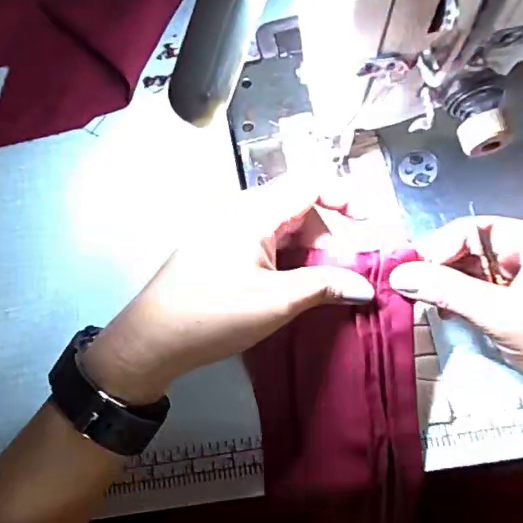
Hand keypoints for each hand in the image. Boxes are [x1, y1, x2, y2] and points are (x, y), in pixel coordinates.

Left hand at [81, 179, 375, 403]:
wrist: (153, 340)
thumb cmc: (213, 315)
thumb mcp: (277, 302)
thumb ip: (326, 287)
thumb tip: (365, 288)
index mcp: (252, 211)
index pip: (309, 183)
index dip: (345, 196)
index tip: (370, 220)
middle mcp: (238, 210)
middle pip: (300, 208)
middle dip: (329, 237)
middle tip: (347, 274)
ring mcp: (226, 228)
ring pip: (283, 228)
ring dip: (309, 253)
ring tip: (324, 287)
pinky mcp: (219, 248)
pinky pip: (265, 242)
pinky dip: (288, 260)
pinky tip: (297, 287)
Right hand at [386, 217, 522, 476]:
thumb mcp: (505, 317)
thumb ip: (449, 292)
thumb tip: (399, 273)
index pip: (476, 228)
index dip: (440, 248)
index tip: (412, 279)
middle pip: (482, 252)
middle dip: (449, 273)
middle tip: (419, 300)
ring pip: (490, 280)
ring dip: (463, 295)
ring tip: (438, 314)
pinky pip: (504, 301)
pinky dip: (482, 311)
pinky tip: (465, 325)